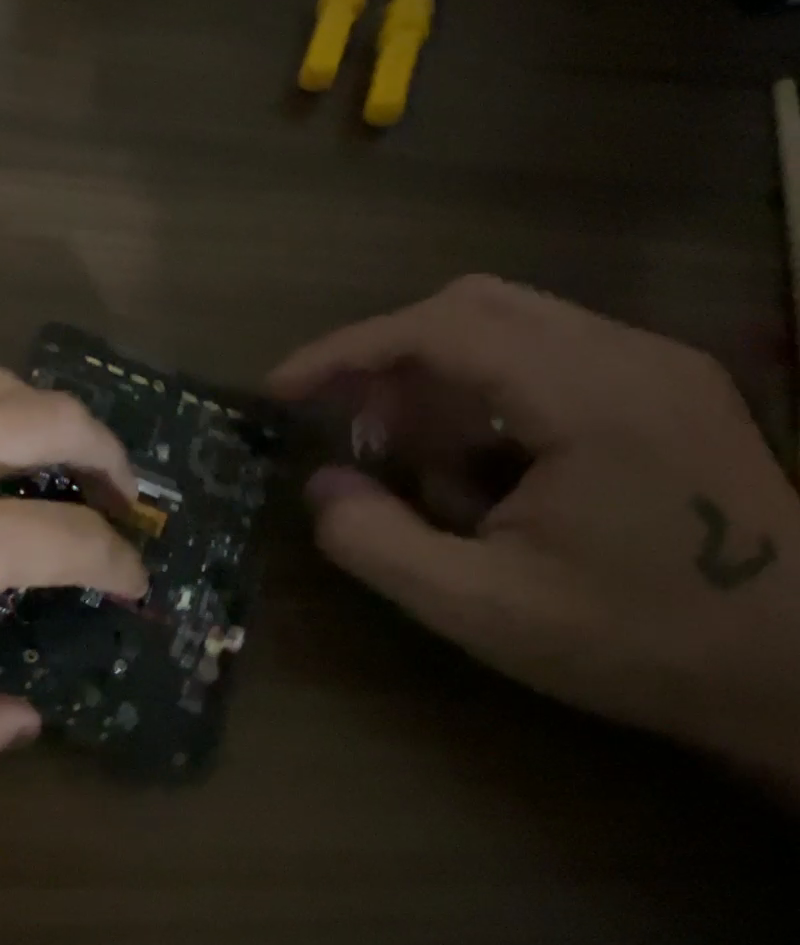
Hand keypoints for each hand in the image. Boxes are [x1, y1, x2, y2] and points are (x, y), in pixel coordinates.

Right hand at [270, 275, 799, 774]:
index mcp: (590, 398)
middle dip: (383, 356)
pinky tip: (466, 459)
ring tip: (396, 451)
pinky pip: (544, 356)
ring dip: (429, 375)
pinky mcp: (665, 393)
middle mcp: (629, 357)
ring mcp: (656, 370)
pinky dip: (476, 390)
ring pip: (508, 325)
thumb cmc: (643, 639)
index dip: (343, 352)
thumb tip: (319, 486)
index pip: (440, 328)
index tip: (279, 392)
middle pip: (472, 306)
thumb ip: (376, 543)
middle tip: (337, 421)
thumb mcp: (478, 608)